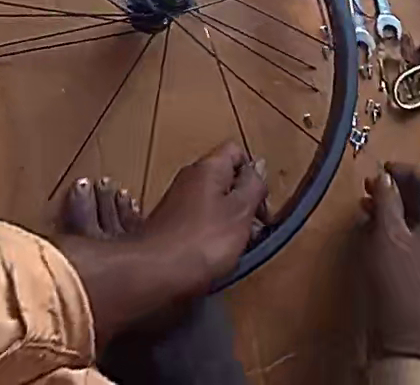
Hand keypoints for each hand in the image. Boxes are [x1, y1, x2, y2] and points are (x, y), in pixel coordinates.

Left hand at [141, 141, 268, 294]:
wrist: (157, 269)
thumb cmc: (204, 239)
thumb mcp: (240, 211)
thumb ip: (253, 186)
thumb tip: (259, 165)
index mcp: (208, 166)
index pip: (235, 151)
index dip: (253, 173)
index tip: (262, 202)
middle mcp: (191, 175)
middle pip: (226, 176)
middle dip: (245, 200)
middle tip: (256, 229)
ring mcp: (179, 197)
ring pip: (215, 199)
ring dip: (232, 219)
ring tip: (240, 246)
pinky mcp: (172, 219)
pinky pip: (201, 216)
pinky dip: (215, 230)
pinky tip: (218, 253)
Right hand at [361, 164, 419, 365]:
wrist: (407, 341)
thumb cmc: (399, 282)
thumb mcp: (387, 234)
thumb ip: (386, 200)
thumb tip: (384, 177)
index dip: (407, 170)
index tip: (382, 168)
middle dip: (398, 187)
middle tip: (371, 184)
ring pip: (417, 217)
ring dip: (393, 205)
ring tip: (367, 203)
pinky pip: (412, 235)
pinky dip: (394, 224)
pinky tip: (373, 227)